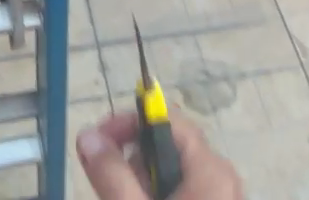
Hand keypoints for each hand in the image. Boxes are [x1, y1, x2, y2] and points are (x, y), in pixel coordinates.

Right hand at [77, 111, 242, 199]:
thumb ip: (111, 173)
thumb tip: (86, 133)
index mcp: (211, 167)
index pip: (165, 117)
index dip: (128, 121)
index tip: (97, 139)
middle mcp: (222, 175)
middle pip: (166, 143)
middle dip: (131, 156)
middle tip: (107, 182)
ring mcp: (221, 196)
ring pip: (172, 170)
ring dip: (141, 179)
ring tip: (124, 198)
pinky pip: (182, 190)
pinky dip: (156, 193)